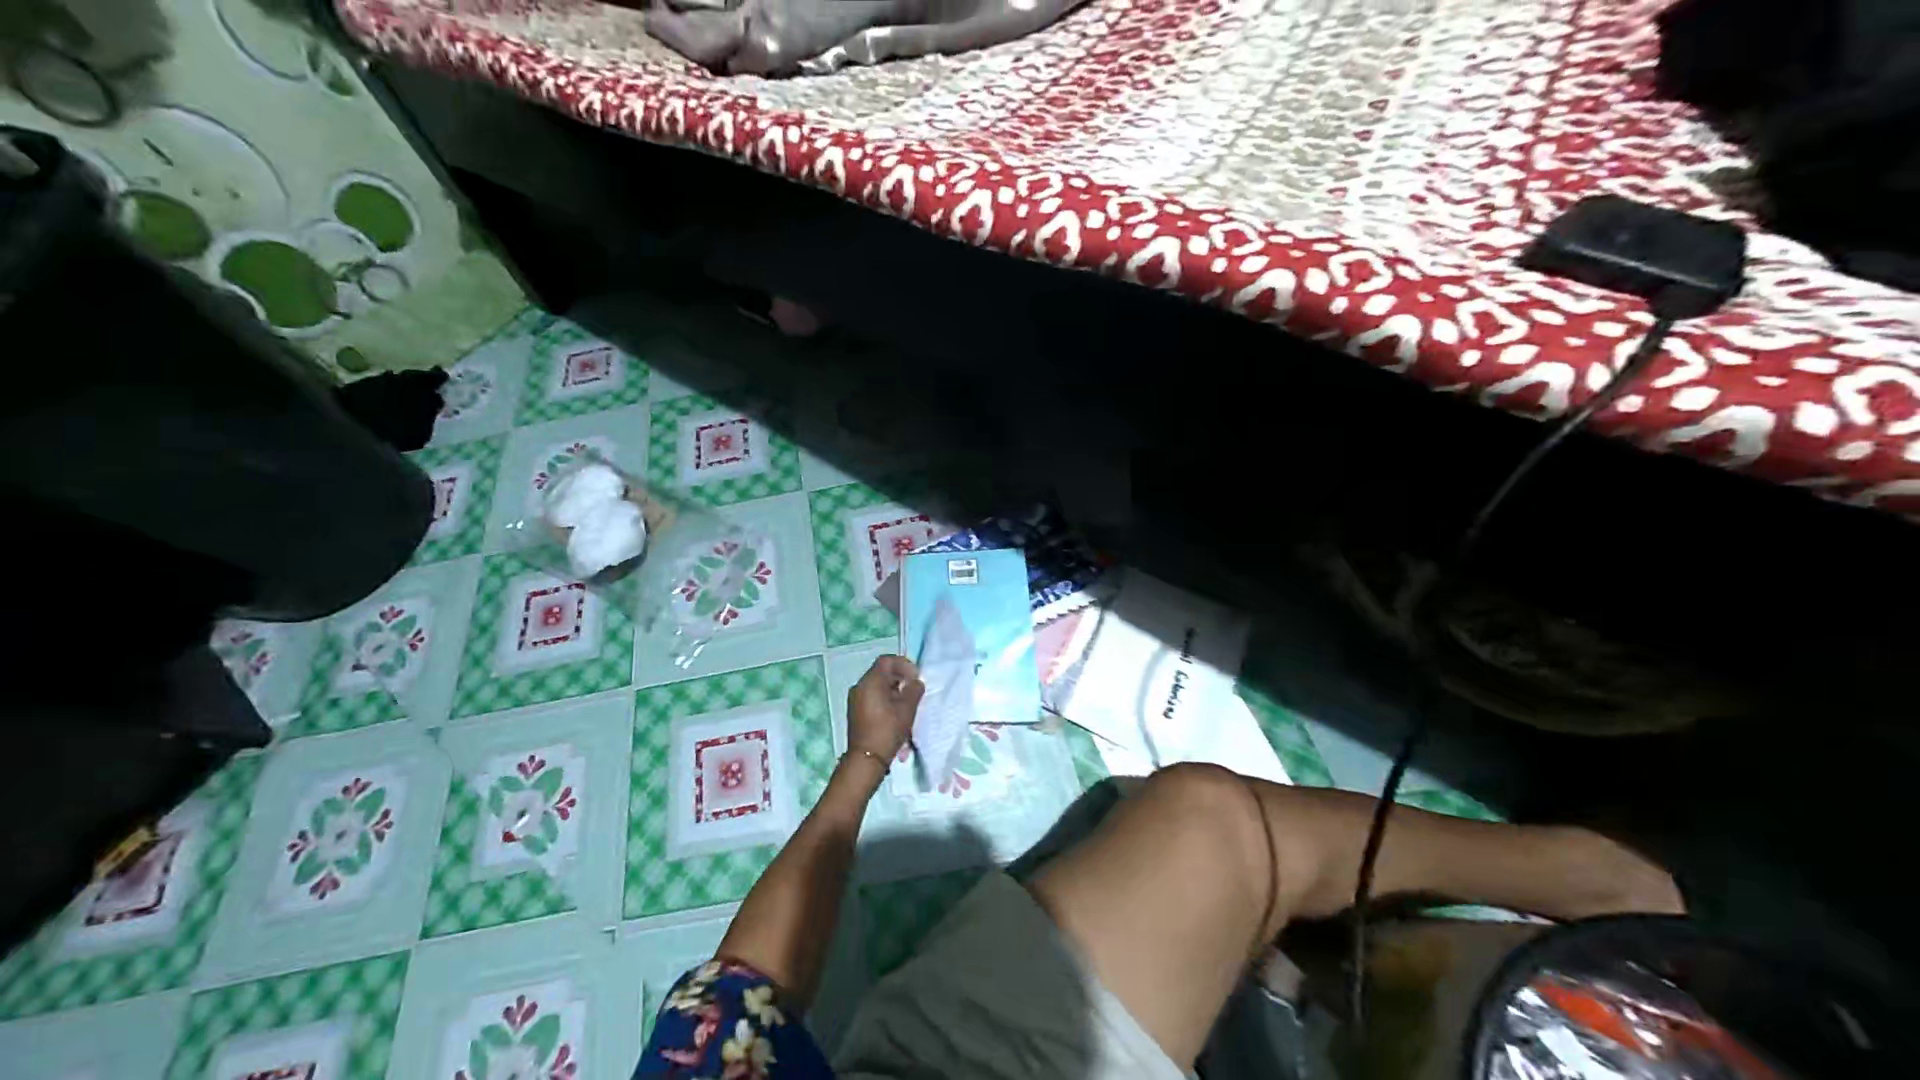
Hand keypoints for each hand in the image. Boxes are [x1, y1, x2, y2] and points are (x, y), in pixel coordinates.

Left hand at [846, 655, 923, 763]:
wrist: (866, 759)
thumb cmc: (888, 730)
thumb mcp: (907, 709)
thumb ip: (914, 690)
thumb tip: (915, 682)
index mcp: (870, 681)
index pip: (887, 660)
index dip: (904, 664)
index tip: (915, 677)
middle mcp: (859, 686)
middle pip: (881, 672)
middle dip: (900, 678)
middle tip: (913, 690)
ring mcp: (855, 699)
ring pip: (877, 685)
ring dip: (893, 690)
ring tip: (907, 703)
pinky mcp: (855, 711)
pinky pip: (872, 696)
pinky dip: (885, 698)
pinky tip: (895, 712)